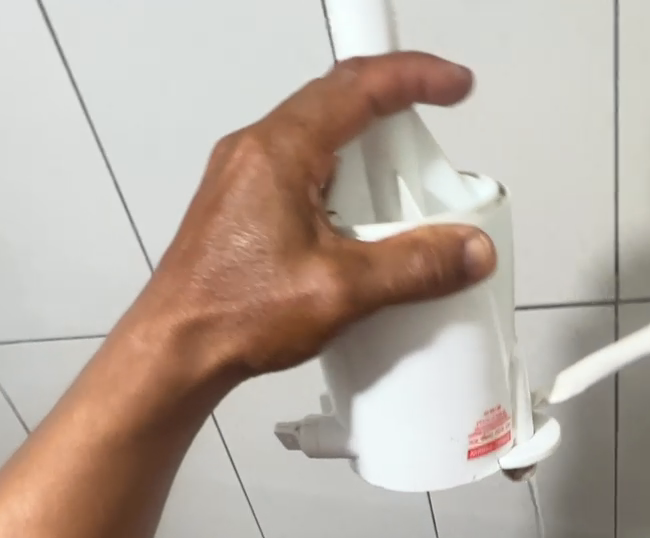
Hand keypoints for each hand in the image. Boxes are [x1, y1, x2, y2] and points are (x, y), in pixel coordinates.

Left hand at [123, 53, 496, 389]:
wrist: (179, 349)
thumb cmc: (234, 312)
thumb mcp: (341, 290)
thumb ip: (413, 267)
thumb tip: (470, 249)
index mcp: (279, 151)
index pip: (359, 86)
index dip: (416, 78)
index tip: (454, 87)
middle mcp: (258, 153)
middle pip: (340, 106)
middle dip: (395, 121)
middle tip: (431, 155)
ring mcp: (248, 180)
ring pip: (322, 146)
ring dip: (368, 163)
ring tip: (402, 205)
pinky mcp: (248, 211)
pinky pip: (306, 180)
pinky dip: (344, 193)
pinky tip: (361, 237)